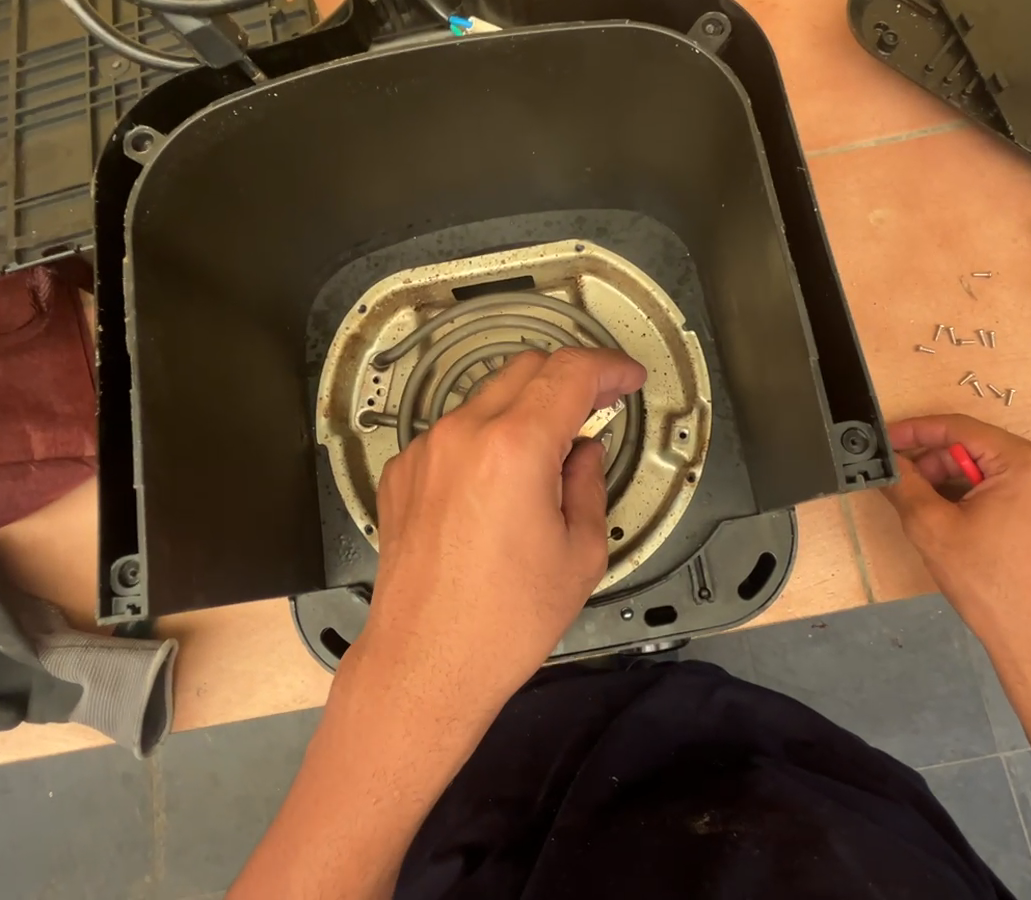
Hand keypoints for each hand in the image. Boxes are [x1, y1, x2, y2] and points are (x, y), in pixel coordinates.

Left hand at [360, 347, 647, 707]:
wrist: (425, 663)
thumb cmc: (507, 620)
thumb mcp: (580, 553)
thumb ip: (589, 483)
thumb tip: (584, 450)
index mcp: (515, 448)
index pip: (570, 373)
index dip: (609, 367)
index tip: (628, 378)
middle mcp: (464, 434)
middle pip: (527, 368)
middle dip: (570, 379)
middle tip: (597, 408)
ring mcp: (426, 450)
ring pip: (488, 397)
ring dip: (526, 409)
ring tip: (546, 458)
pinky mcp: (403, 471)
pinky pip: (454, 432)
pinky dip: (486, 438)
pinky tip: (497, 484)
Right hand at [881, 414, 1030, 690]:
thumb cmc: (994, 588)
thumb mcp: (933, 530)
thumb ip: (904, 485)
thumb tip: (886, 462)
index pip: (961, 428)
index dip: (916, 432)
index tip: (886, 442)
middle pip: (988, 452)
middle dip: (943, 467)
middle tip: (910, 490)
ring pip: (1010, 477)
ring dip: (969, 488)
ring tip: (943, 519)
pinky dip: (1001, 507)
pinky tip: (982, 539)